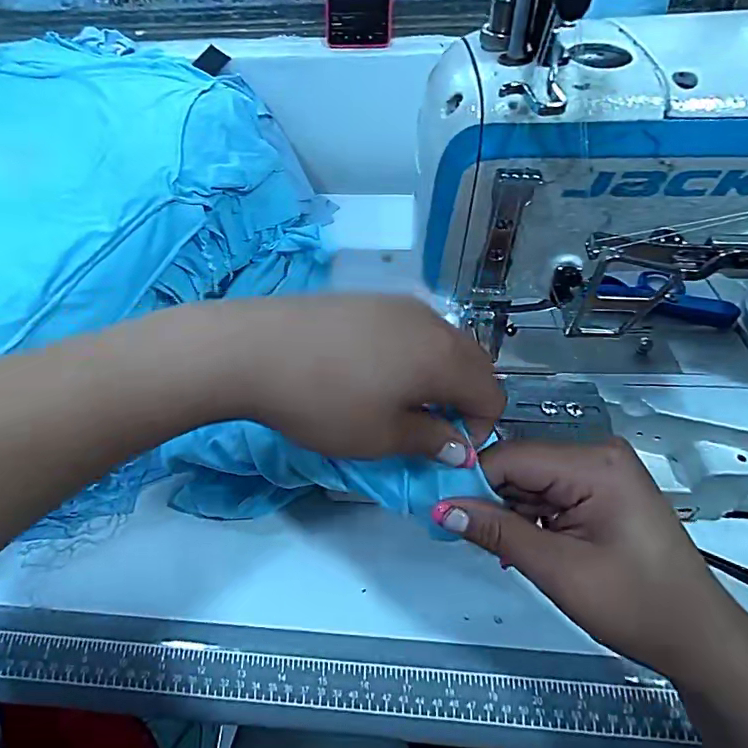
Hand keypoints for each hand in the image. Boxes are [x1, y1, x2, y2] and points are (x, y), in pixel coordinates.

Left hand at [200, 295, 503, 464]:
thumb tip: (457, 445)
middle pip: (472, 361)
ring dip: (437, 373)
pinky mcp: (369, 298)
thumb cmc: (323, 401)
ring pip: (441, 341)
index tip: (447, 448)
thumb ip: (429, 440)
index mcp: (444, 356)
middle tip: (427, 426)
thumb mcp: (379, 436)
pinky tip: (370, 370)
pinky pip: (410, 327)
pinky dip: (410, 353)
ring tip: (397, 399)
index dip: (480, 427)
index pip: (492, 392)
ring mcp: (399, 304)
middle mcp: (431, 321)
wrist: (255, 348)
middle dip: (463, 397)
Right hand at [435, 438, 735, 677]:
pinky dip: (532, 517)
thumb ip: (498, 533)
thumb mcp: (559, 570)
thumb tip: (444, 509)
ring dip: (511, 512)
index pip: (512, 457)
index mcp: (594, 462)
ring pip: (533, 480)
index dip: (470, 481)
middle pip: (522, 466)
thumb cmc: (636, 605)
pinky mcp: (604, 489)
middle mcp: (598, 454)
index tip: (438, 509)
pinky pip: (552, 492)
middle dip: (491, 499)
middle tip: (461, 534)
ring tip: (498, 547)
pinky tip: (525, 544)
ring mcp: (603, 471)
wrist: (698, 639)